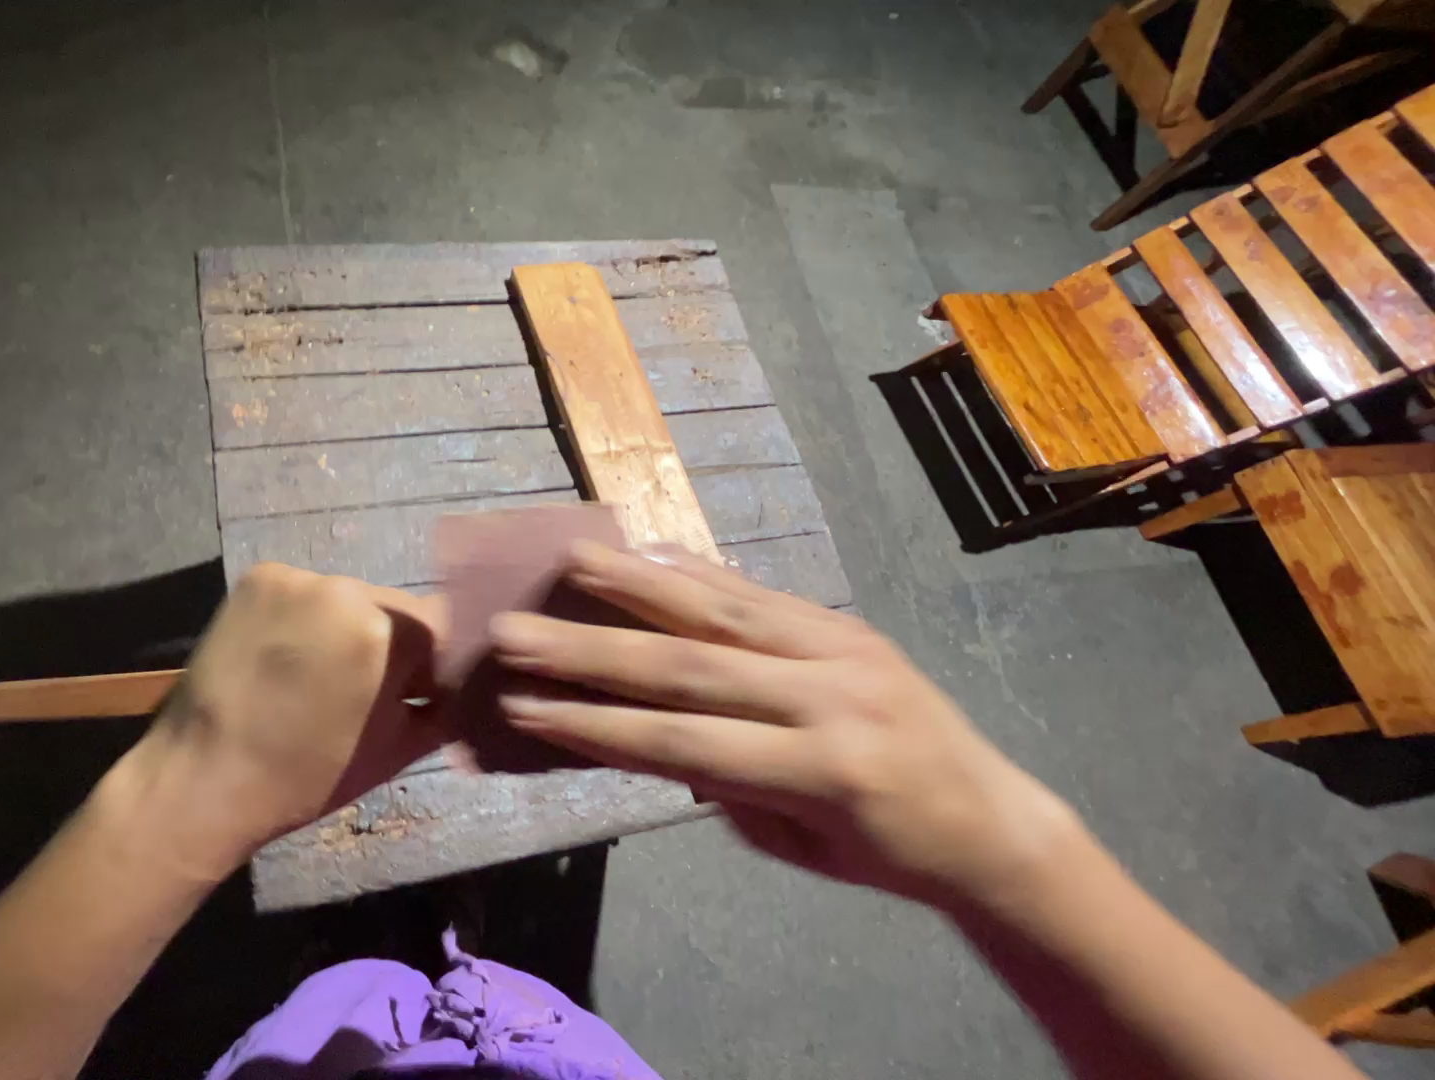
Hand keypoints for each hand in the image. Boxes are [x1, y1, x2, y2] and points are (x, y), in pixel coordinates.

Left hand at [126, 564, 445, 865]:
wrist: (204, 779)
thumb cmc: (309, 776)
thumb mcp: (397, 749)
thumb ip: (441, 709)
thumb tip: (461, 689)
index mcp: (387, 631)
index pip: (439, 629)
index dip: (431, 666)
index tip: (414, 694)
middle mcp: (345, 587)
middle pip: (392, 610)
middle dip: (388, 644)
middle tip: (364, 686)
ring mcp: (297, 578)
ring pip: (348, 599)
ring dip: (346, 628)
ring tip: (318, 673)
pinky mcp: (258, 578)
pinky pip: (305, 593)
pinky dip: (305, 617)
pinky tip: (286, 654)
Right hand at [490, 542, 1083, 913]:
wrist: (990, 816)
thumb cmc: (881, 851)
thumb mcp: (793, 843)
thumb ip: (719, 779)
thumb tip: (641, 724)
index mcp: (822, 771)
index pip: (683, 743)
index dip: (596, 725)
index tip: (524, 708)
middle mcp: (829, 695)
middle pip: (689, 665)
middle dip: (590, 650)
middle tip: (516, 633)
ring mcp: (840, 644)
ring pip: (720, 608)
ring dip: (636, 584)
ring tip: (571, 560)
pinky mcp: (843, 618)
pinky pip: (756, 589)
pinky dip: (693, 570)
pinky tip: (645, 551)